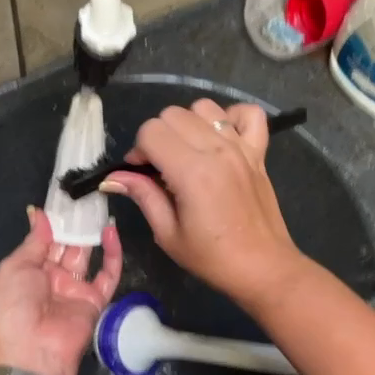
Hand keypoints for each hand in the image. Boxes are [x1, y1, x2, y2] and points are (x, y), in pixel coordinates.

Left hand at [0, 206, 122, 374]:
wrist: (34, 356)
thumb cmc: (13, 310)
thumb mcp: (12, 270)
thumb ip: (31, 242)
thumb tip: (39, 215)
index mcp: (25, 273)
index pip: (41, 241)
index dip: (51, 221)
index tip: (62, 196)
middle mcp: (50, 279)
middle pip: (65, 246)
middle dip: (73, 223)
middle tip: (84, 195)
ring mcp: (73, 290)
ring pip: (86, 256)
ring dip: (92, 232)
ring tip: (99, 205)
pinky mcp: (95, 302)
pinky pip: (107, 275)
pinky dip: (113, 255)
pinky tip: (112, 232)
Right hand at [100, 98, 312, 308]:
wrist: (262, 266)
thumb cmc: (211, 257)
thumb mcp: (168, 233)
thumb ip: (143, 196)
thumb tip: (112, 179)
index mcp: (192, 172)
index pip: (151, 131)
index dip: (138, 151)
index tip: (141, 176)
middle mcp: (217, 150)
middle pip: (173, 115)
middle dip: (158, 137)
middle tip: (160, 169)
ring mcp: (241, 147)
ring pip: (204, 108)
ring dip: (188, 125)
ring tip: (187, 154)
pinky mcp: (259, 151)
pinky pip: (248, 114)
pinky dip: (230, 118)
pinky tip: (220, 139)